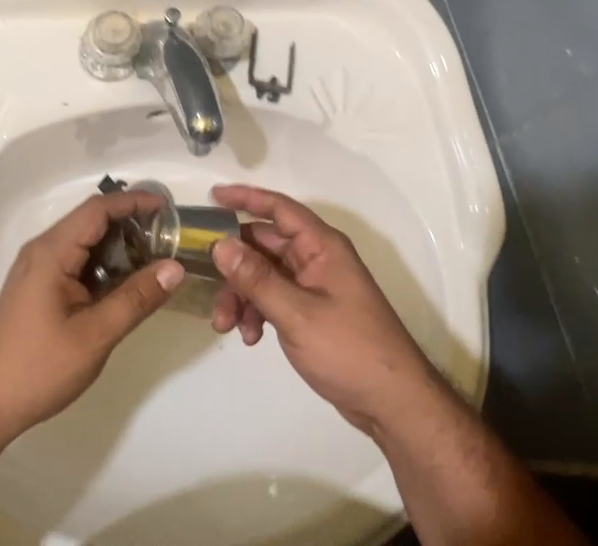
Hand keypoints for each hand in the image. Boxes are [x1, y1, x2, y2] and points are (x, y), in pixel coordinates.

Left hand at [0, 190, 183, 440]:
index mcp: (51, 253)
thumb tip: (175, 268)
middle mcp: (41, 251)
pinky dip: (104, 263)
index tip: (167, 207)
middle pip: (91, 221)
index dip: (133, 202)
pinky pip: (76, 261)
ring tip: (156, 257)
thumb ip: (137, 298)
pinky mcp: (38, 288)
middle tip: (168, 235)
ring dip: (118, 245)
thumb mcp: (96, 335)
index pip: (97, 210)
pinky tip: (127, 281)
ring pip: (84, 242)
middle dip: (130, 222)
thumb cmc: (39, 368)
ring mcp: (37, 270)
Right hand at [208, 184, 439, 434]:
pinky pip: (274, 298)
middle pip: (265, 245)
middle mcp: (318, 259)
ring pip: (265, 275)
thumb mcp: (297, 314)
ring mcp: (315, 286)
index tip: (213, 195)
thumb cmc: (349, 349)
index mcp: (322, 247)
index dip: (246, 198)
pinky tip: (250, 337)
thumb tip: (221, 245)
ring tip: (226, 326)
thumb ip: (257, 278)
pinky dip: (257, 312)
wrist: (391, 401)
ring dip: (242, 294)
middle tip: (206, 282)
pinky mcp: (312, 312)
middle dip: (234, 264)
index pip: (279, 209)